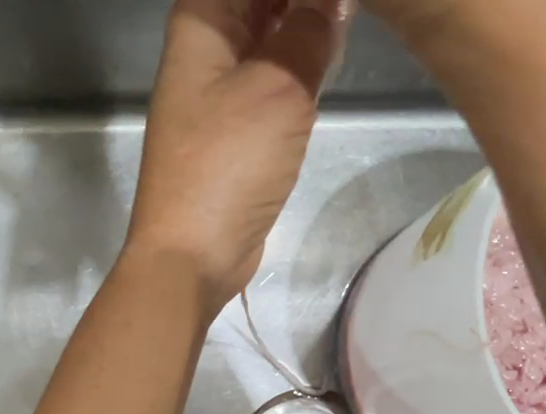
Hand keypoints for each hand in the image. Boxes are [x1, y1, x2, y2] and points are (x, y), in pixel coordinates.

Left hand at [126, 0, 350, 306]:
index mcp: (202, 21)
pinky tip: (334, 48)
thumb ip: (310, 28)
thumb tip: (332, 1)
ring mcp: (222, 91)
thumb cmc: (225, 166)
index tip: (336, 1)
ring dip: (309, 19)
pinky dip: (303, 59)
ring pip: (274, 31)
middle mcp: (208, 48)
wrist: (191, 257)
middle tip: (352, 8)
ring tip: (354, 14)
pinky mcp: (240, 129)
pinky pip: (277, 74)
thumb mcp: (278, 85)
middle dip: (306, 2)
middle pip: (263, 1)